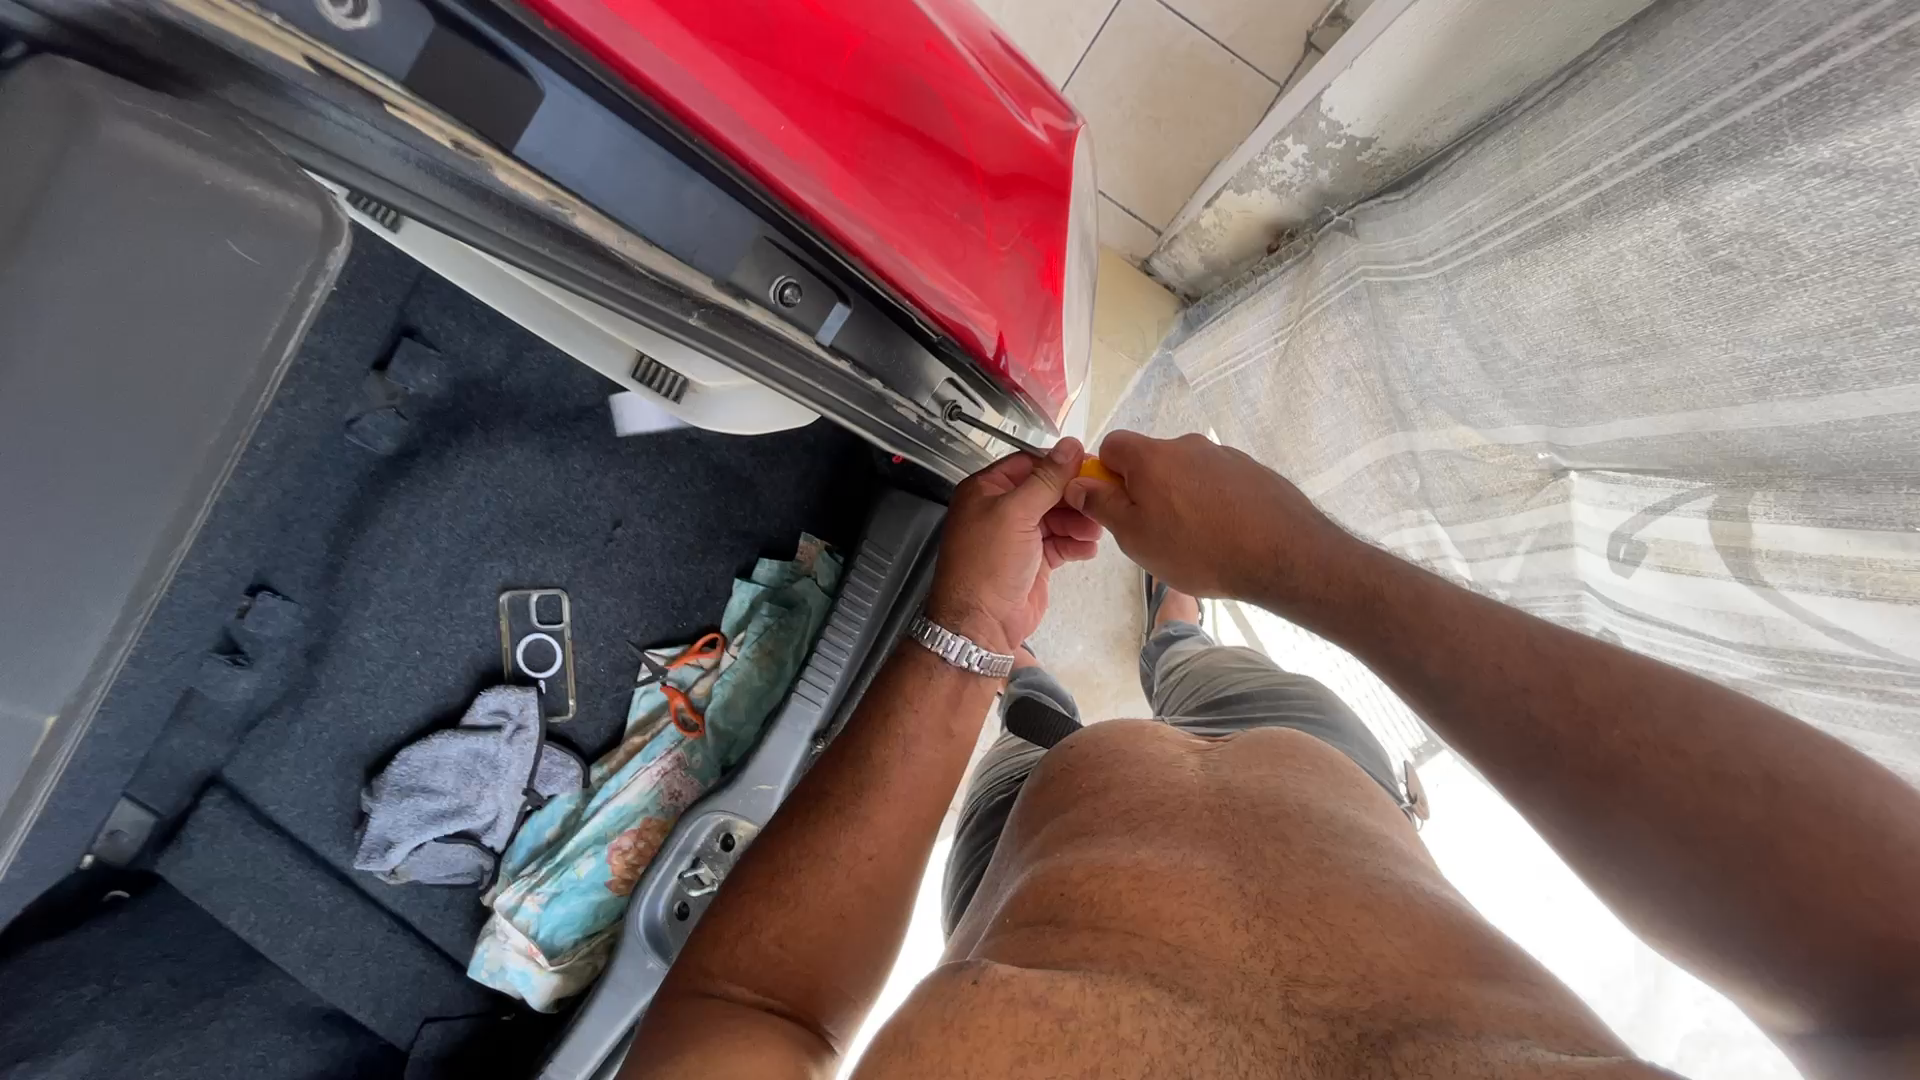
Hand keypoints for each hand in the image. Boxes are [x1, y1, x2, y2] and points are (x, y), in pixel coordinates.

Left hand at [925, 439, 1101, 656]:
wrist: (981, 623)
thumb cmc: (986, 565)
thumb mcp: (1016, 513)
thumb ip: (1046, 479)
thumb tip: (1070, 447)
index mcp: (986, 490)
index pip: (1028, 464)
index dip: (1058, 464)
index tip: (1088, 465)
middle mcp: (1000, 510)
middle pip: (1046, 491)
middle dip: (1072, 497)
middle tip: (1098, 500)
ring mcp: (1017, 536)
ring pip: (1056, 518)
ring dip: (1078, 522)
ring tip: (1095, 529)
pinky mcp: (1032, 561)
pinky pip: (1059, 544)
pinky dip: (1075, 544)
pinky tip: (1088, 548)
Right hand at [1062, 431, 1354, 605]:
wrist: (1284, 555)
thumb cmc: (1197, 549)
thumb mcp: (1135, 536)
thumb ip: (1102, 505)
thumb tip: (1078, 483)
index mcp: (1152, 456)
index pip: (1113, 444)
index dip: (1106, 474)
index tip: (1116, 506)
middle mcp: (1188, 445)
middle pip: (1151, 460)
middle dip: (1144, 489)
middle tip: (1154, 531)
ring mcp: (1225, 456)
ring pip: (1186, 473)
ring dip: (1180, 497)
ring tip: (1195, 540)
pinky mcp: (1253, 473)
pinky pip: (1217, 483)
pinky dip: (1212, 503)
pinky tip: (1225, 535)